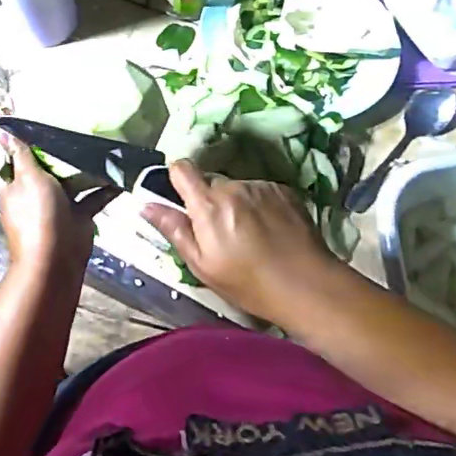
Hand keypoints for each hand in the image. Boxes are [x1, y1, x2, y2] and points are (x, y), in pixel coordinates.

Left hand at [0, 136, 111, 277]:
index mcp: (16, 184)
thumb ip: (20, 154)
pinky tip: (120, 175)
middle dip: (63, 153)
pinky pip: (92, 198)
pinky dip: (105, 189)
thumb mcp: (27, 177)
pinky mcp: (78, 216)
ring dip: (87, 169)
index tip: (48, 121)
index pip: (19, 158)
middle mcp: (35, 193)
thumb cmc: (38, 214)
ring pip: (73, 181)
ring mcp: (58, 206)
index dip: (30, 142)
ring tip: (105, 147)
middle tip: (84, 128)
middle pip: (49, 167)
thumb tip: (0, 131)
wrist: (56, 259)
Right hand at [141, 160, 339, 319]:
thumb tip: (146, 205)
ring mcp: (260, 186)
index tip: (184, 200)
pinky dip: (259, 205)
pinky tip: (270, 231)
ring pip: (236, 188)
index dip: (179, 179)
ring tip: (251, 236)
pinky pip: (259, 191)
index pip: (182, 168)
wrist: (309, 286)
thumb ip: (174, 230)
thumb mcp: (203, 265)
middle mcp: (233, 187)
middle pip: (211, 182)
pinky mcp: (283, 190)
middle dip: (211, 201)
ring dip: (237, 204)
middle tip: (222, 234)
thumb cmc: (249, 283)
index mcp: (208, 204)